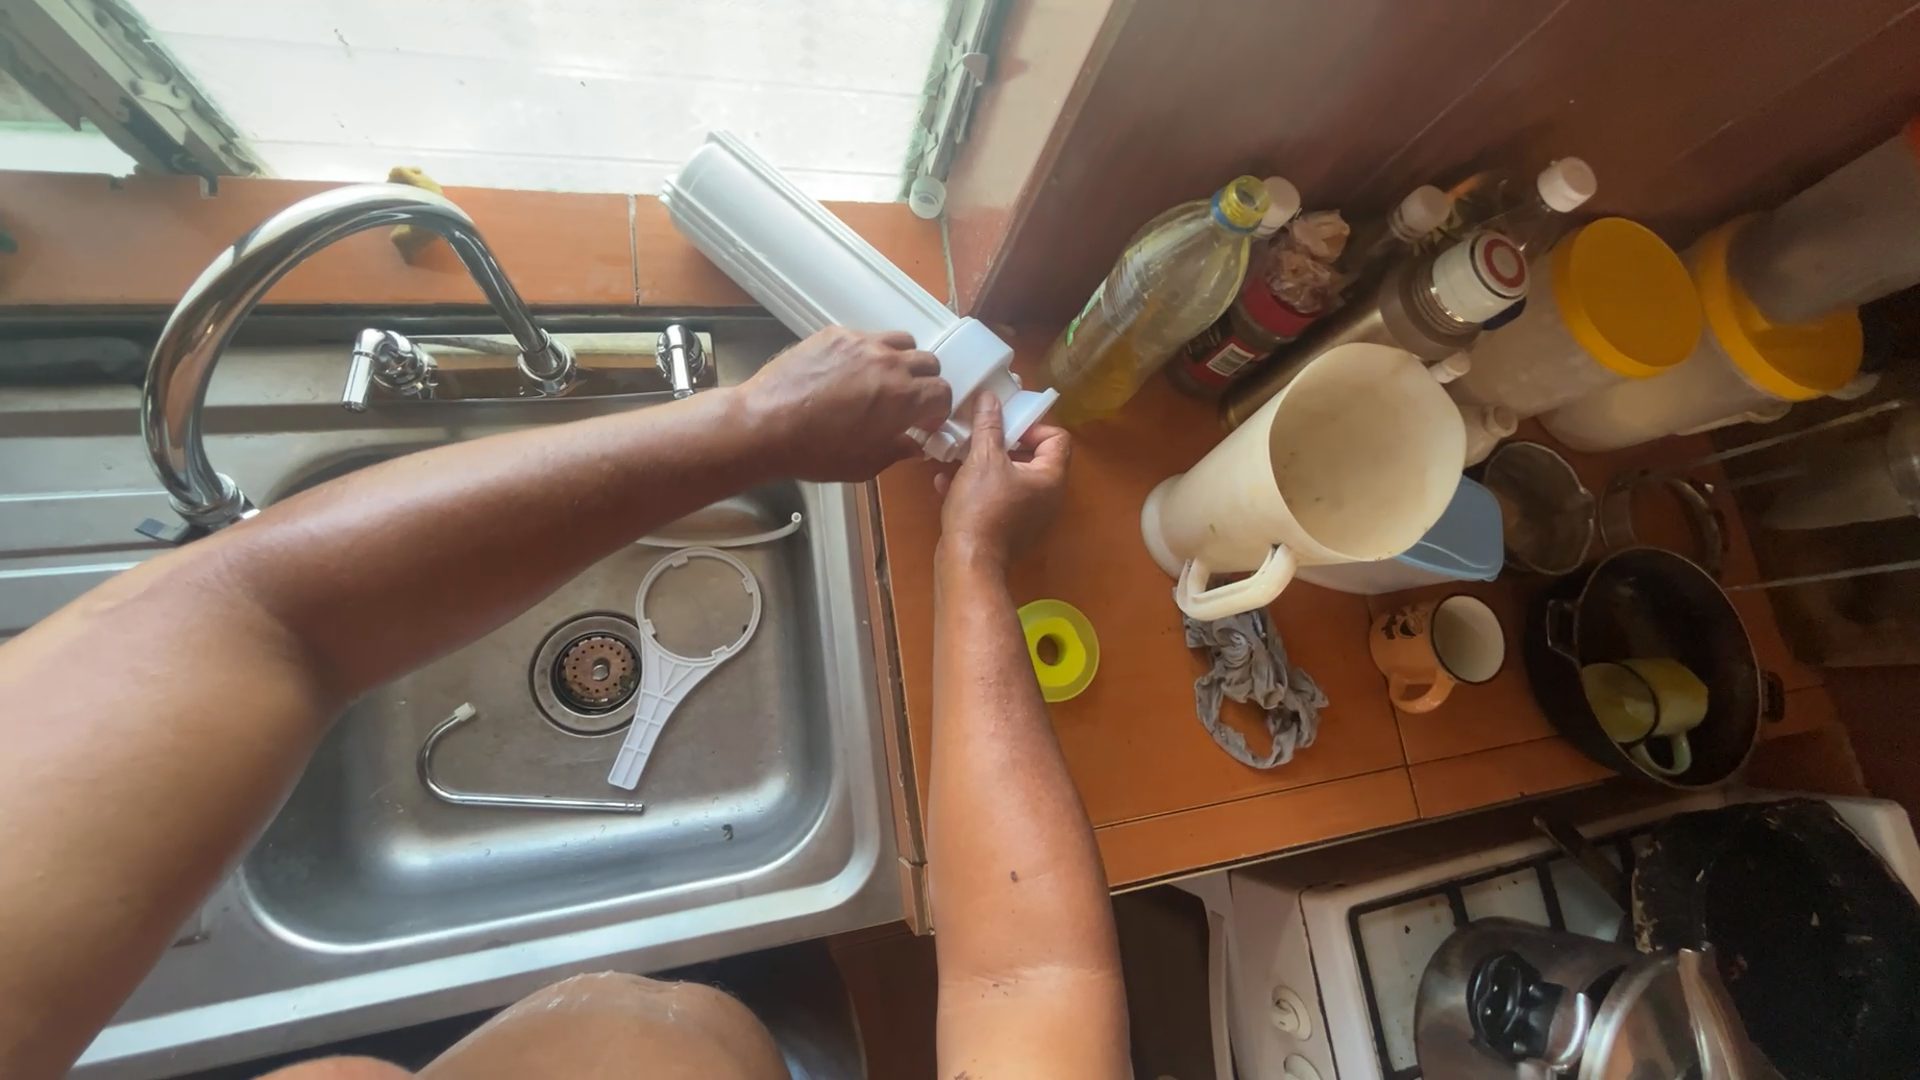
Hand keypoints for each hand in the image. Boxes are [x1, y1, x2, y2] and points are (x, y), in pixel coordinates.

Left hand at [737, 327, 952, 480]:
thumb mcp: (866, 464)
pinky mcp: (836, 335)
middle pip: (928, 362)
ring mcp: (862, 344)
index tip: (925, 422)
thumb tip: (913, 446)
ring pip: (901, 341)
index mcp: (904, 398)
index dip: (938, 410)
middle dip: (925, 383)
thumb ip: (897, 451)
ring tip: (884, 379)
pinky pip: (866, 337)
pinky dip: (869, 353)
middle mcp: (890, 363)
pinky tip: (850, 372)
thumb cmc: (816, 452)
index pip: (943, 393)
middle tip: (908, 400)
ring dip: (902, 360)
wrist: (766, 425)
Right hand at [936, 394, 1069, 569]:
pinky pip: (997, 500)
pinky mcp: (1009, 531)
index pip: (1057, 438)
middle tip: (979, 438)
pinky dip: (977, 489)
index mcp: (1050, 477)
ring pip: (1010, 479)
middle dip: (1003, 444)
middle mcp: (1047, 498)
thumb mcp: (982, 458)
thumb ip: (989, 426)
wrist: (968, 561)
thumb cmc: (981, 507)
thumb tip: (990, 398)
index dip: (1032, 426)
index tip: (1005, 426)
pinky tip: (946, 482)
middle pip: (1033, 458)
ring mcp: (1029, 517)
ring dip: (985, 466)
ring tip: (959, 457)